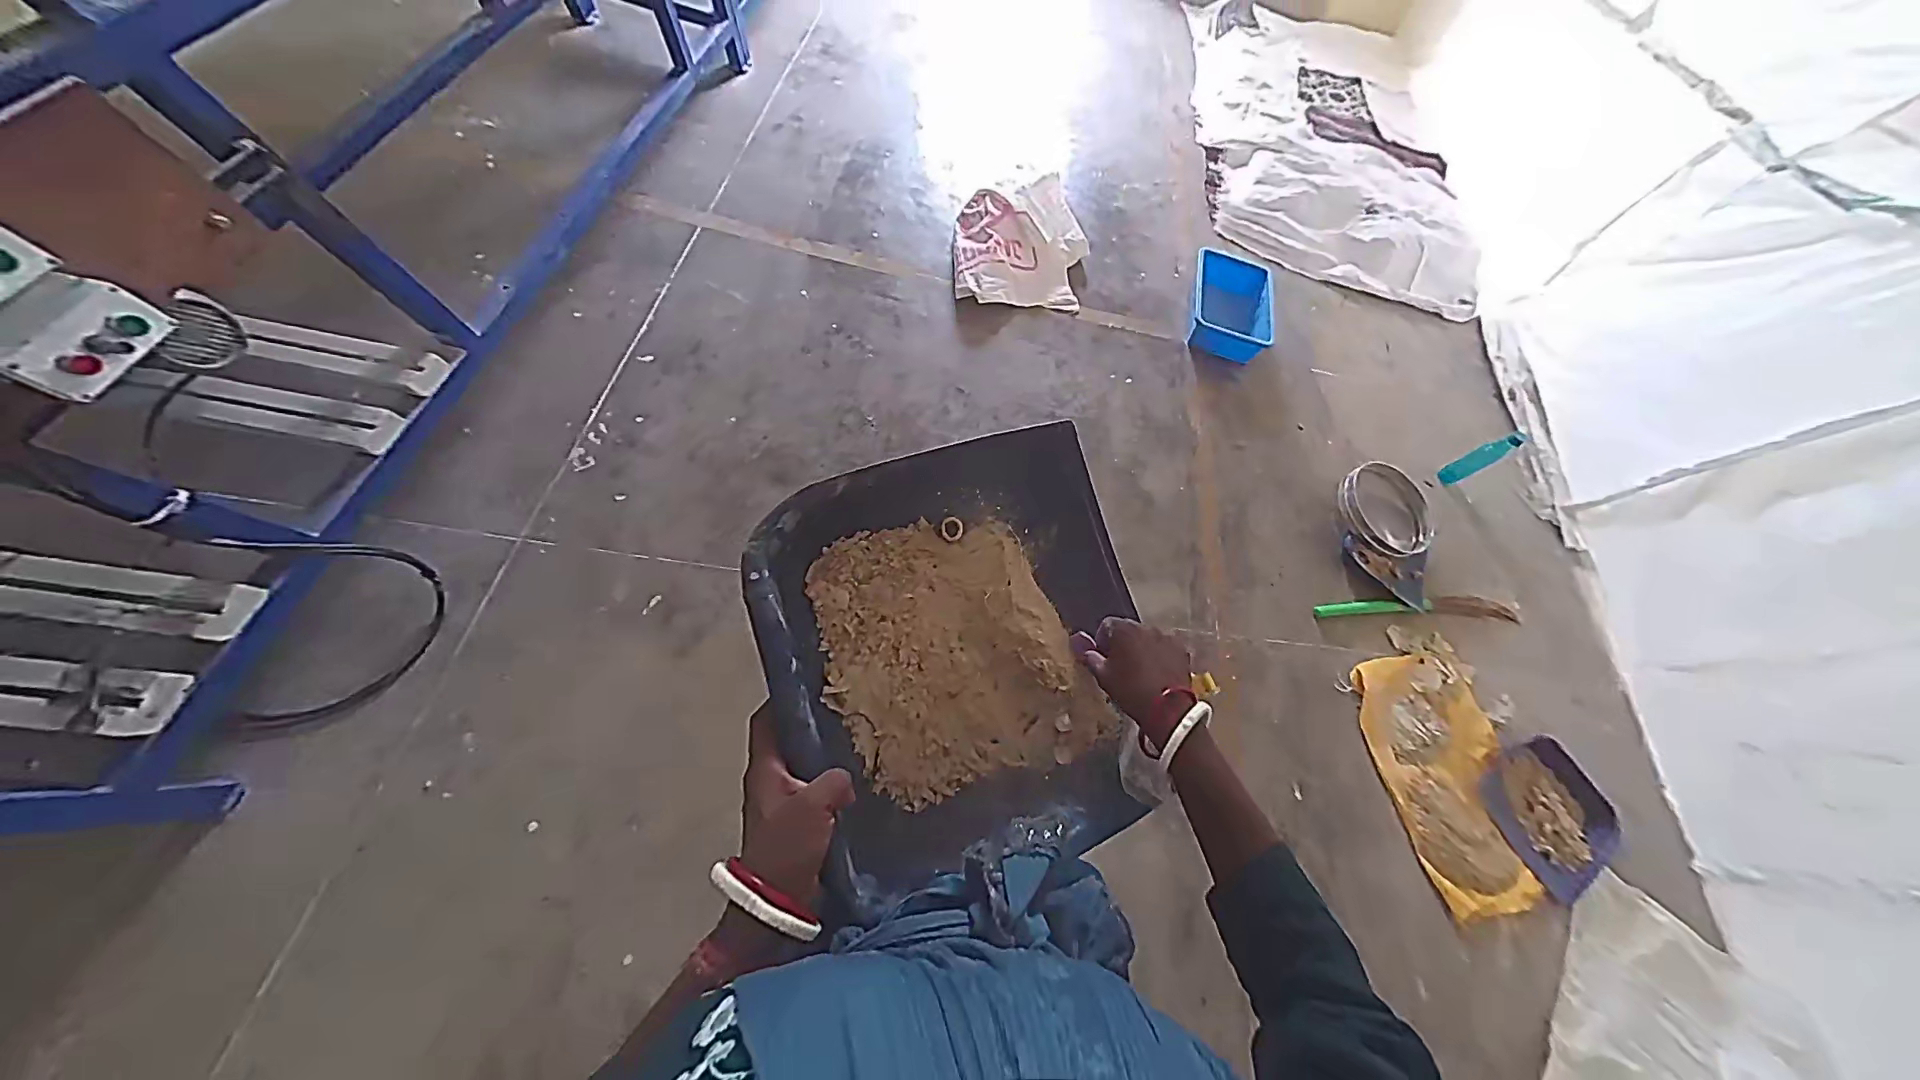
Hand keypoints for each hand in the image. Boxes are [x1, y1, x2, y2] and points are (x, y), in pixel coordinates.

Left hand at [740, 701, 854, 911]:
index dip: (780, 701)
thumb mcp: (811, 808)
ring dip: (826, 754)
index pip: (765, 723)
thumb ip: (833, 782)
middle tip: (844, 708)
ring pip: (806, 764)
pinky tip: (859, 777)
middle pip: (789, 740)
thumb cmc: (787, 848)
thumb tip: (844, 781)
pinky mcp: (801, 821)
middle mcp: (771, 781)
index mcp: (764, 770)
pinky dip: (834, 780)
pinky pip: (818, 789)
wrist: (780, 904)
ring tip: (857, 738)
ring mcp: (785, 802)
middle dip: (812, 724)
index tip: (807, 685)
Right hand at [1070, 618, 1191, 744]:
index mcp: (1123, 629)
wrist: (1168, 708)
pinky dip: (1159, 656)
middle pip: (1128, 630)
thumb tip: (1077, 639)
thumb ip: (1089, 655)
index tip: (1104, 660)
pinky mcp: (1181, 650)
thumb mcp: (1103, 676)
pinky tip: (1157, 675)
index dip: (1102, 642)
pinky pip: (1164, 648)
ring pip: (1147, 639)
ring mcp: (1166, 637)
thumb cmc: (1130, 690)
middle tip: (1121, 668)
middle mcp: (1145, 626)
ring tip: (1141, 673)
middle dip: (1123, 644)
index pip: (1105, 625)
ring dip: (1141, 649)